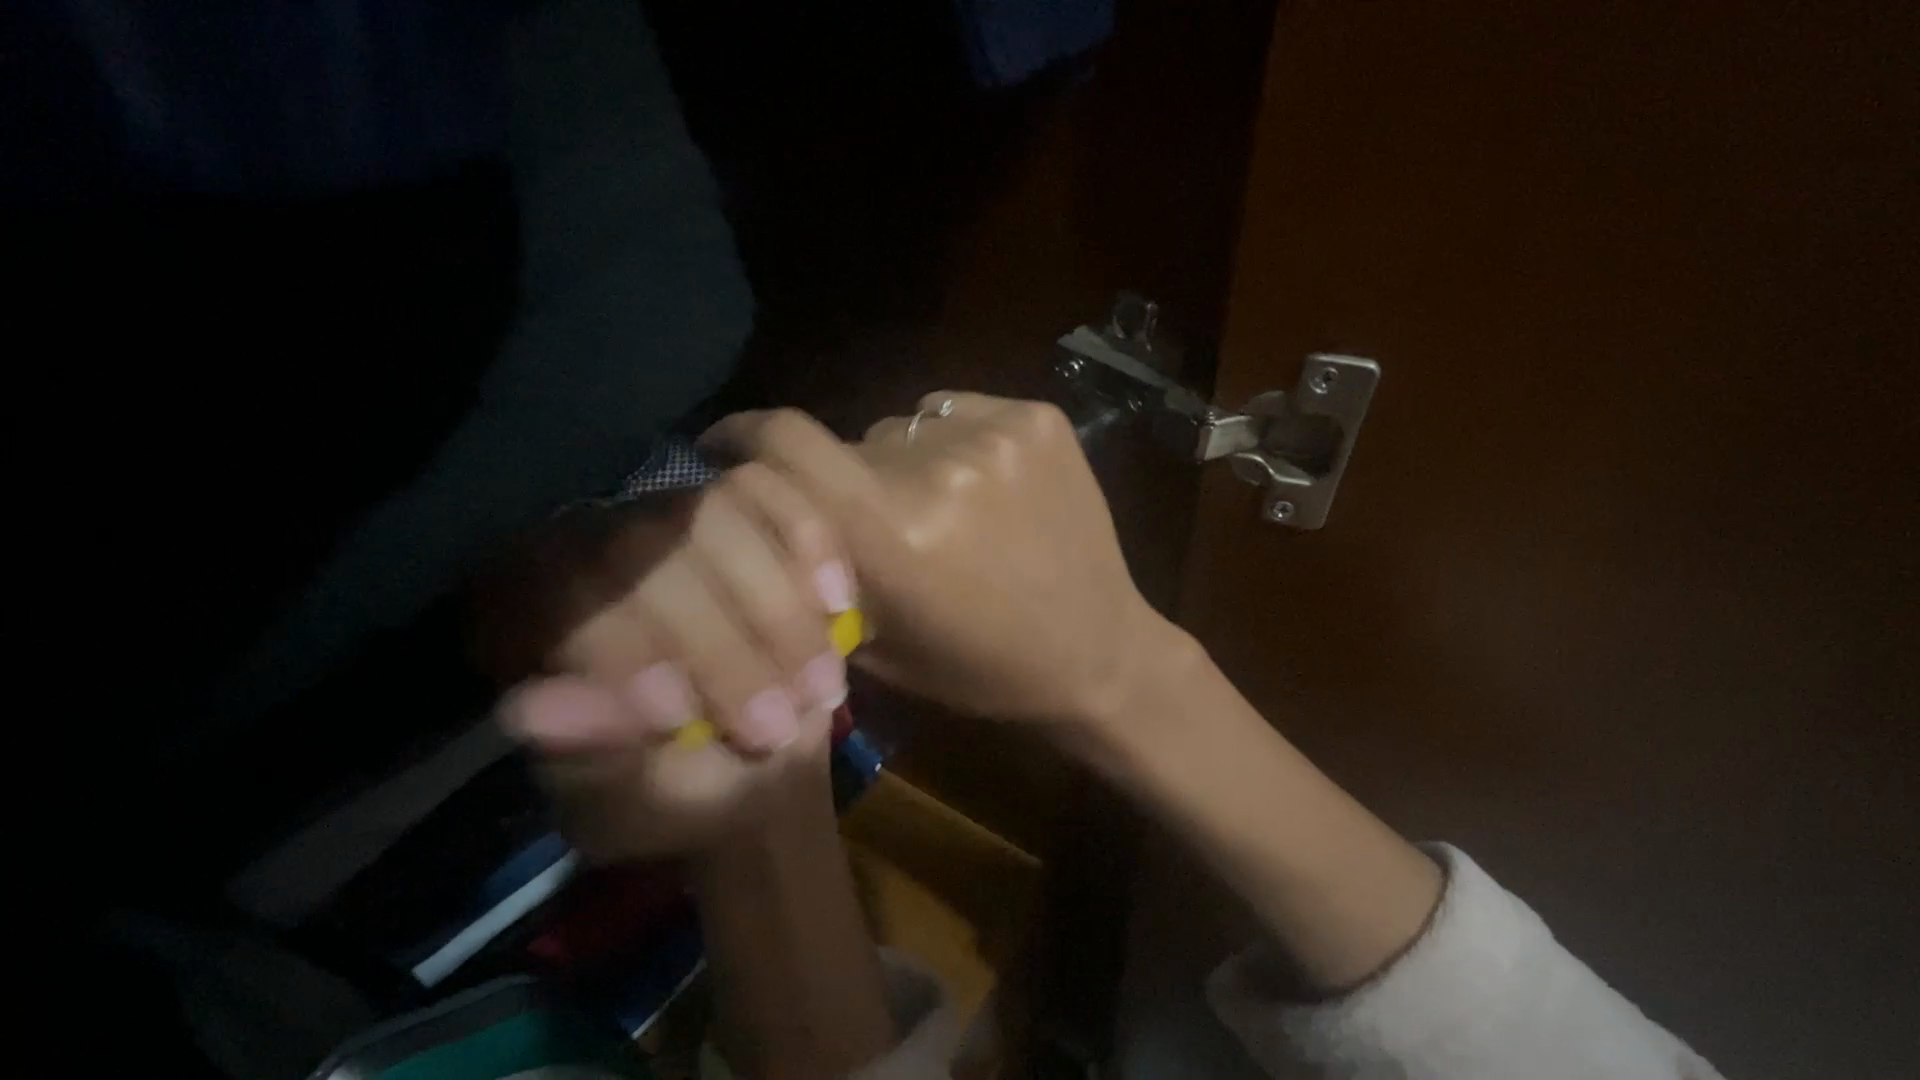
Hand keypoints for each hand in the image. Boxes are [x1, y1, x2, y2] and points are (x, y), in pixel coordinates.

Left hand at [496, 464, 856, 859]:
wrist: (756, 761)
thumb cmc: (674, 792)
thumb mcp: (621, 804)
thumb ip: (582, 756)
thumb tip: (529, 710)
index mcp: (530, 611)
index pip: (560, 593)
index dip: (620, 645)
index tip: (679, 719)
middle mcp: (589, 542)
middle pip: (647, 549)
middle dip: (723, 647)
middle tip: (776, 728)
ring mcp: (667, 515)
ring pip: (718, 515)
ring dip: (779, 611)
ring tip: (821, 690)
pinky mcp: (738, 509)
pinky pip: (775, 495)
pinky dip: (815, 549)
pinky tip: (837, 606)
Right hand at [702, 393, 1178, 728]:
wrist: (1097, 651)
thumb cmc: (980, 669)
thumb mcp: (879, 644)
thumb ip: (816, 568)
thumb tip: (767, 507)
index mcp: (893, 533)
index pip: (787, 444)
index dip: (746, 435)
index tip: (729, 443)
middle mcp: (938, 469)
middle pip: (852, 444)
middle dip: (849, 480)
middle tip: (881, 522)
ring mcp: (996, 436)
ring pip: (904, 426)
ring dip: (905, 461)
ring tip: (949, 513)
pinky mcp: (1038, 418)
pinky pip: (956, 412)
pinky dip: (953, 443)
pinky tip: (988, 492)